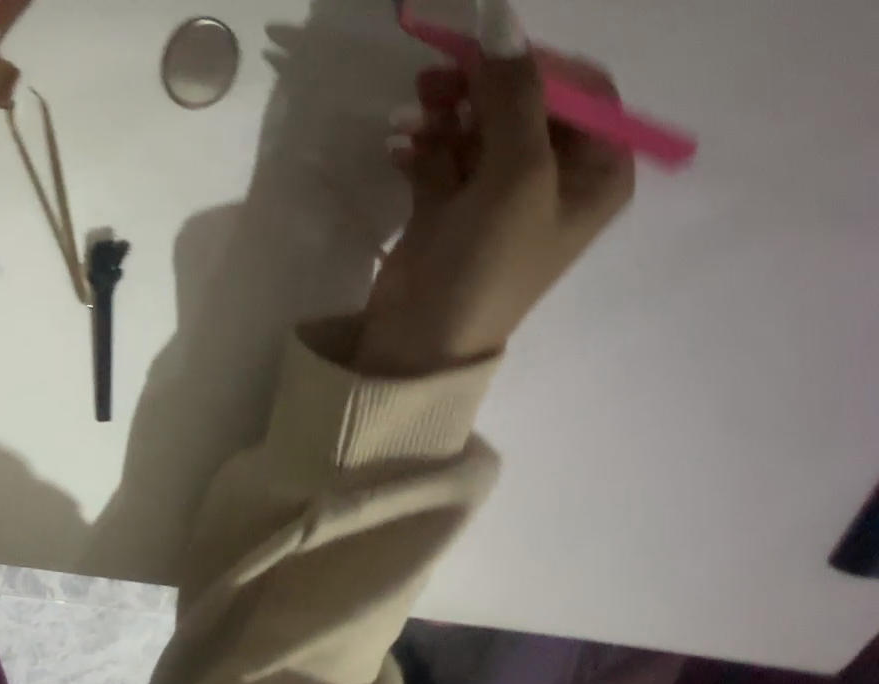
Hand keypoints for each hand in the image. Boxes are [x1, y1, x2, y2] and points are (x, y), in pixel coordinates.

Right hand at [361, 14, 635, 376]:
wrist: (421, 340)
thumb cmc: (486, 264)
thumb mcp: (516, 177)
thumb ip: (514, 100)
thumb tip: (500, 34)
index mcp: (594, 171)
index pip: (580, 92)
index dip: (535, 65)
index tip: (483, 55)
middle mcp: (551, 178)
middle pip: (522, 106)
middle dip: (480, 89)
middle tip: (431, 79)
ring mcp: (495, 196)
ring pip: (475, 130)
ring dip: (443, 116)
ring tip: (408, 116)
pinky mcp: (447, 211)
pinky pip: (439, 159)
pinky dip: (420, 148)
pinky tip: (397, 149)